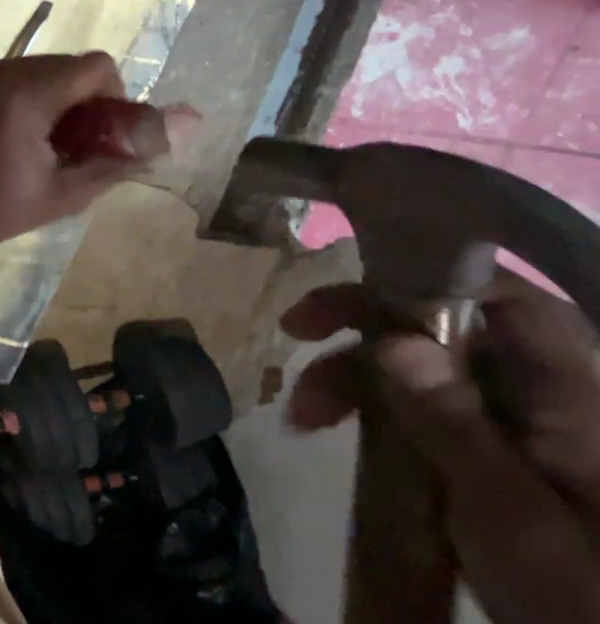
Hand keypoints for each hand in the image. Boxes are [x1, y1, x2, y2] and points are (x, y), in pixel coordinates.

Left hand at [0, 52, 163, 260]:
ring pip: (14, 69)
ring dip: (28, 96)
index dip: (107, 97)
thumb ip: (124, 152)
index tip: (90, 133)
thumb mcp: (64, 192)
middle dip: (67, 99)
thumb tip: (191, 119)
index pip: (94, 65)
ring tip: (13, 143)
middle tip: (54, 144)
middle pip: (53, 65)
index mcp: (24, 93)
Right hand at [284, 275, 599, 621]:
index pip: (510, 302)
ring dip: (351, 374)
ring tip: (301, 414)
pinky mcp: (489, 453)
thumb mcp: (509, 512)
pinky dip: (367, 406)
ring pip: (422, 366)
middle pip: (448, 327)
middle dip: (361, 326)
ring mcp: (518, 427)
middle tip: (294, 330)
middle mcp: (547, 398)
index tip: (357, 286)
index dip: (431, 277)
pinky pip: (420, 405)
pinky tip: (324, 426)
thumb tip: (396, 338)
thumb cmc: (575, 590)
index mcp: (573, 399)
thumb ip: (454, 423)